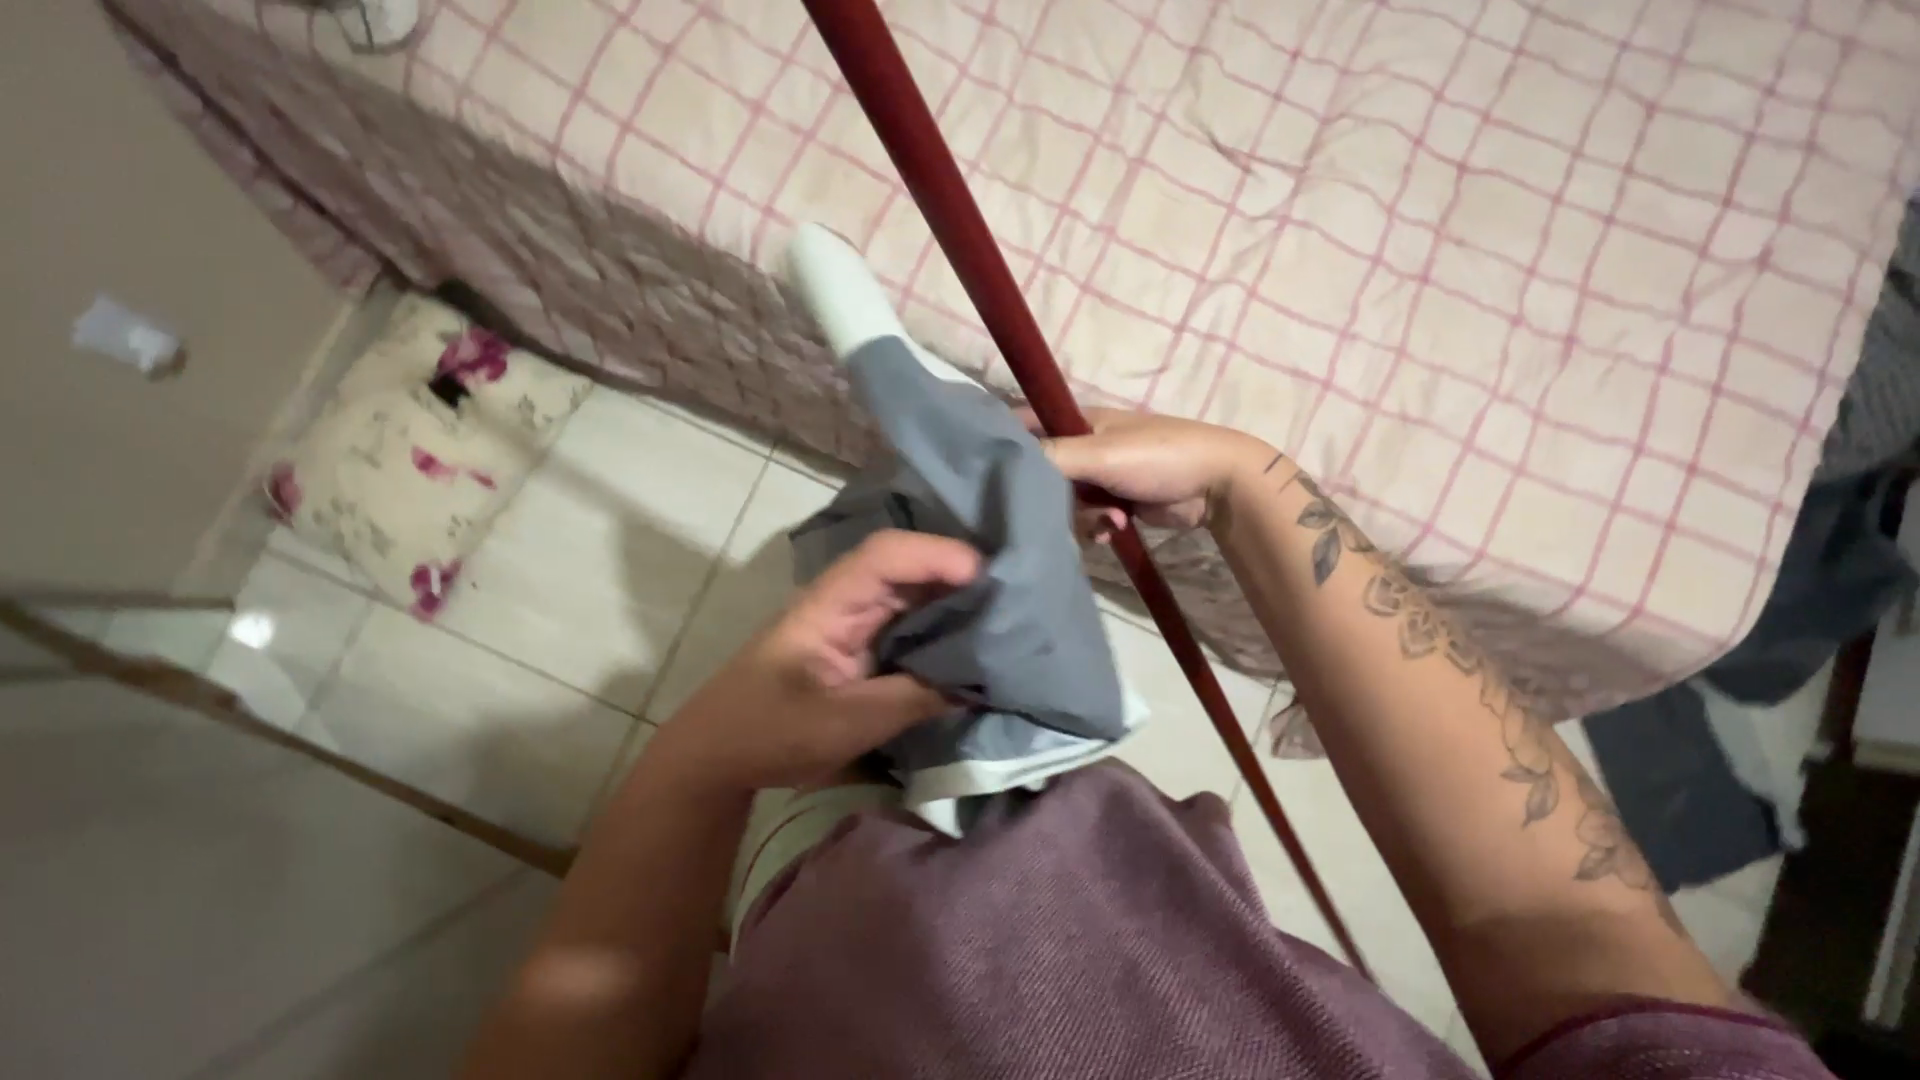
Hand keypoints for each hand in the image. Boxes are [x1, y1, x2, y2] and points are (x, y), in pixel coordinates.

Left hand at [649, 530, 980, 793]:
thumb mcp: (845, 722)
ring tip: (1004, 615)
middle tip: (1014, 594)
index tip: (986, 577)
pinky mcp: (859, 648)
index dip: (936, 555)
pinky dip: (941, 629)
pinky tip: (972, 644)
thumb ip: (913, 699)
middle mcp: (845, 602)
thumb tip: (980, 685)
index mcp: (830, 603)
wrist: (716, 756)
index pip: (885, 556)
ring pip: (910, 594)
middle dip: (958, 573)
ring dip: (953, 600)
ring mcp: (852, 624)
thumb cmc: (769, 732)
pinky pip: (907, 625)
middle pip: (906, 567)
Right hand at [1021, 408, 1278, 533]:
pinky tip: (1116, 529)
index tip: (982, 474)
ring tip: (1109, 521)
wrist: (1217, 485)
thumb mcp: (1099, 453)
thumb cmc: (1158, 456)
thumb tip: (1002, 469)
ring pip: (1060, 503)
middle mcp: (1079, 445)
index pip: (1020, 426)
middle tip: (1063, 510)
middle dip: (1049, 498)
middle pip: (1037, 474)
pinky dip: (1096, 527)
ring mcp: (1095, 476)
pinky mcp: (1110, 503)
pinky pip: (1084, 520)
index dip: (1000, 445)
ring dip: (1080, 518)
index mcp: (1073, 420)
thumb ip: (1051, 458)